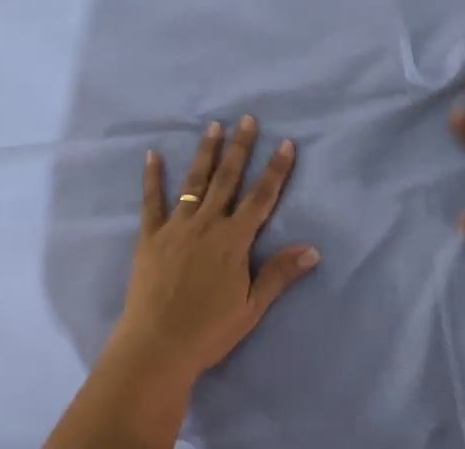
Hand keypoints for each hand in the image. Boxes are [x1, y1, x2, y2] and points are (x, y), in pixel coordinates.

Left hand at [110, 116, 320, 382]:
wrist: (156, 346)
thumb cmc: (208, 330)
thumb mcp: (251, 307)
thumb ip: (279, 274)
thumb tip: (313, 249)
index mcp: (234, 240)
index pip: (262, 197)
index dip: (276, 170)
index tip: (286, 143)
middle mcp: (207, 224)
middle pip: (228, 179)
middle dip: (240, 147)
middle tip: (247, 119)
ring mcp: (177, 227)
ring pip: (195, 182)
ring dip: (206, 152)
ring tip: (213, 126)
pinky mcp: (151, 236)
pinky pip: (152, 201)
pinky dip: (152, 177)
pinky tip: (152, 154)